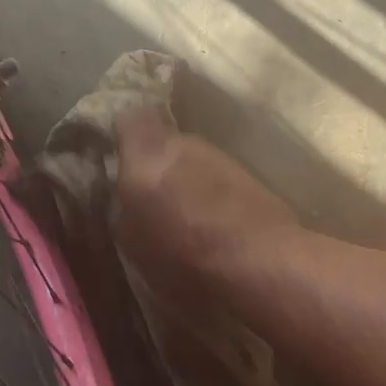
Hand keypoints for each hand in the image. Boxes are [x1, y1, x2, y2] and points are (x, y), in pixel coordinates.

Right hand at [109, 97, 298, 292]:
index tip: (120, 154)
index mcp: (144, 153)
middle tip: (153, 194)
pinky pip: (220, 180)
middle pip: (164, 141)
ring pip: (194, 161)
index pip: (129, 119)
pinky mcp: (252, 178)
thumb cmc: (183, 255)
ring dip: (188, 180)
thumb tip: (124, 195)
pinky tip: (218, 226)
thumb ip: (122, 205)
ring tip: (188, 215)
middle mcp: (181, 144)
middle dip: (157, 162)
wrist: (265, 266)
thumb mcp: (130, 239)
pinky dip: (215, 196)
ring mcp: (220, 158)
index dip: (125, 134)